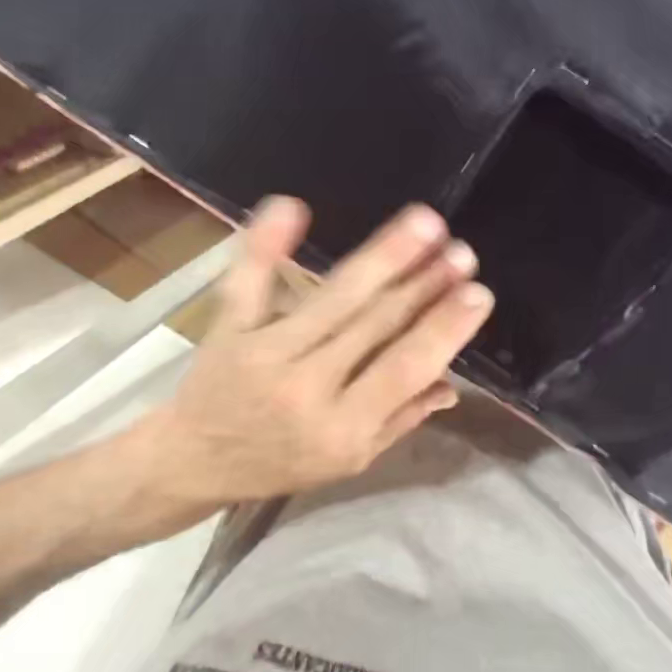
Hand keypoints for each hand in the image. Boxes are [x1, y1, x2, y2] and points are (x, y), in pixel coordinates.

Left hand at [144, 196, 491, 506]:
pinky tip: (291, 206)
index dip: (443, 329)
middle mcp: (306, 387)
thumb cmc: (278, 465)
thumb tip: (450, 384)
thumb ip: (398, 421)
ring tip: (423, 223)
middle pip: (374, 325)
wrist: (193, 461)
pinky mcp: (229, 329)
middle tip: (460, 251)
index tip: (478, 294)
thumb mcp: (347, 463)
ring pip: (332, 298)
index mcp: (340, 430)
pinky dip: (266, 243)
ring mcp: (264, 352)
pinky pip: (248, 282)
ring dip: (382, 256)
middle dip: (423, 284)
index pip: (403, 371)